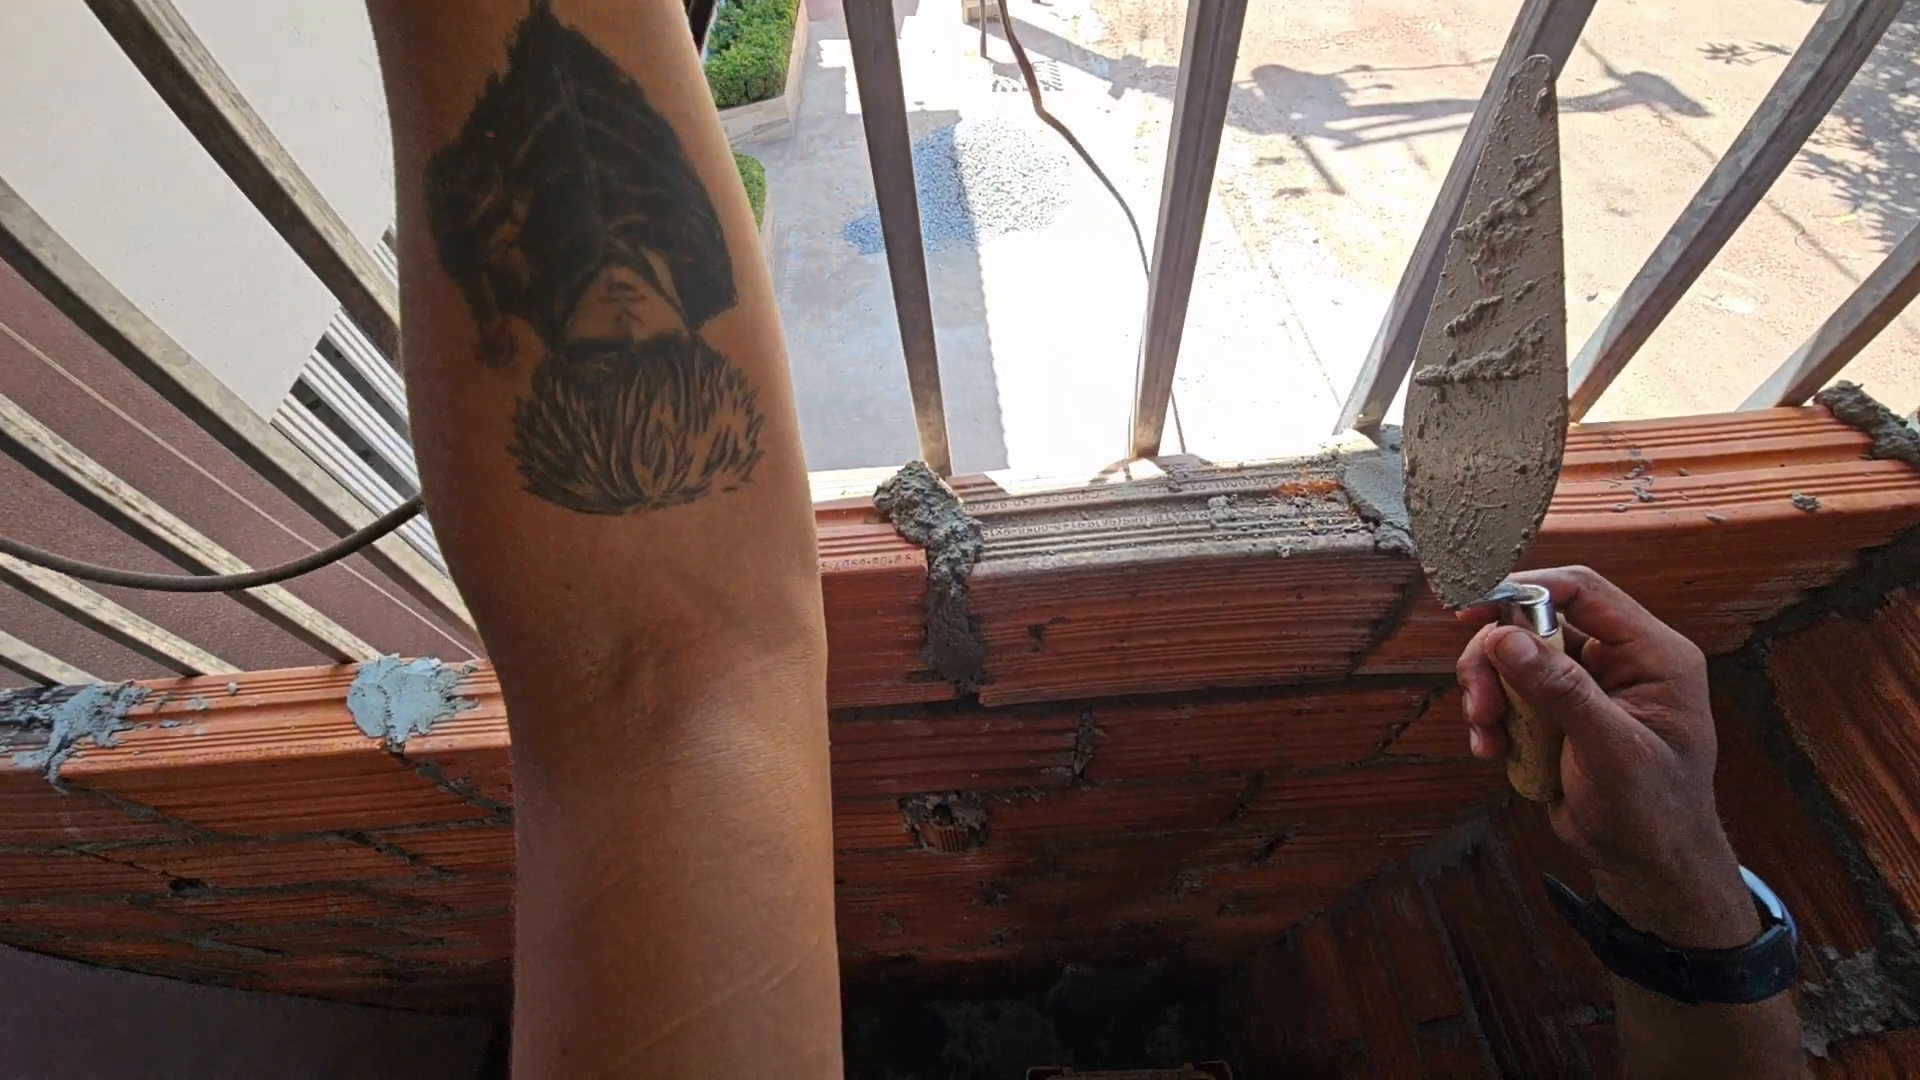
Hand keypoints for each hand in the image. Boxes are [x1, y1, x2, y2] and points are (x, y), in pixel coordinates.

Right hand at [1456, 567, 1759, 948]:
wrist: (1644, 865)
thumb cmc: (1652, 812)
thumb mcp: (1610, 749)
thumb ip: (1560, 689)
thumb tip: (1502, 636)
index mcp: (1650, 655)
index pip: (1580, 591)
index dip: (1521, 589)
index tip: (1467, 609)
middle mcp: (1613, 660)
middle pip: (1527, 623)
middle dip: (1492, 660)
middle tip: (1480, 703)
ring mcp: (1579, 684)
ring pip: (1506, 656)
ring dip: (1485, 692)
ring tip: (1486, 732)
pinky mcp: (1550, 707)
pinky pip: (1501, 690)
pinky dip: (1487, 716)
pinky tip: (1492, 748)